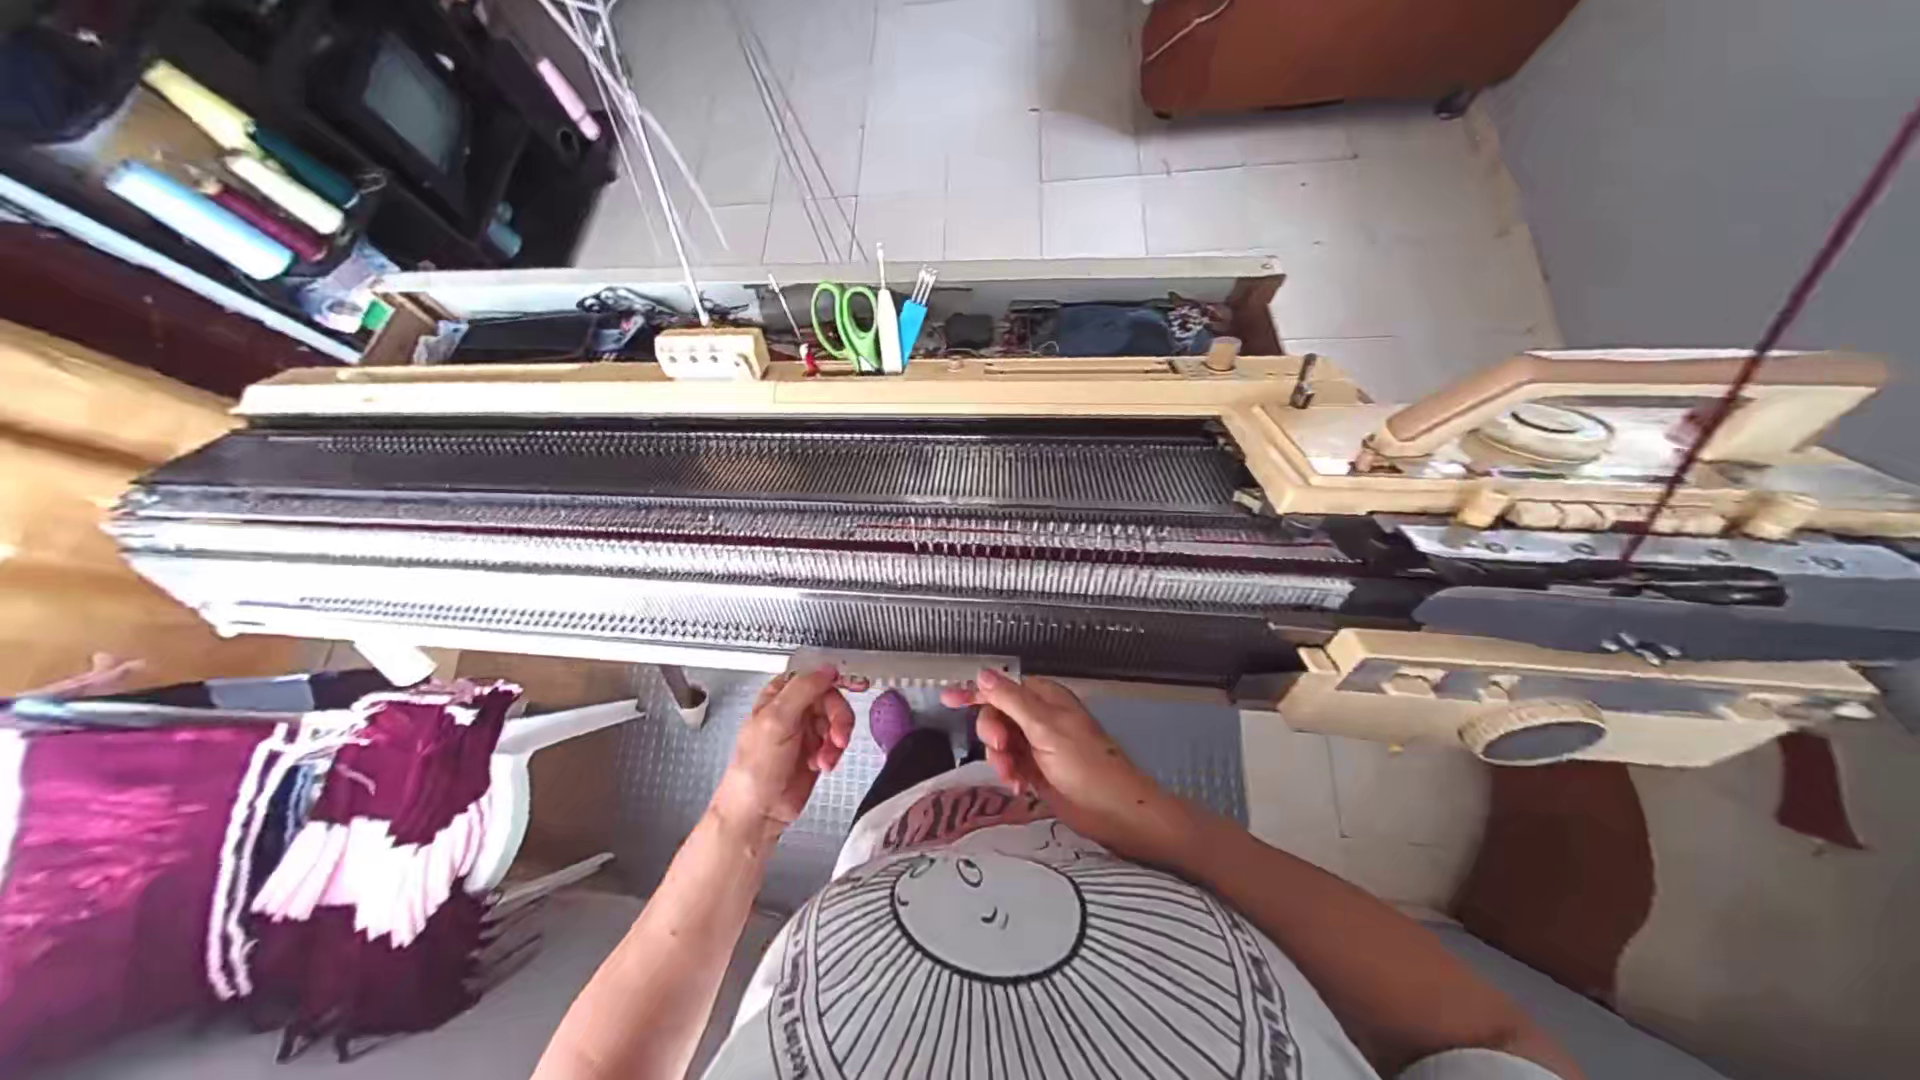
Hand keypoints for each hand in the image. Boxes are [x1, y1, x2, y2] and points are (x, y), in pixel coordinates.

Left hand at [709, 668, 853, 844]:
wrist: (758, 813)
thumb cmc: (753, 770)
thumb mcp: (776, 721)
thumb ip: (803, 690)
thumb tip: (826, 670)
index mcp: (779, 696)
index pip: (814, 677)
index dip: (835, 679)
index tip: (856, 685)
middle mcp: (793, 711)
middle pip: (831, 699)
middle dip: (839, 718)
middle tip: (837, 735)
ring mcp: (805, 731)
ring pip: (837, 721)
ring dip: (836, 740)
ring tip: (826, 756)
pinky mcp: (815, 751)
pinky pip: (837, 742)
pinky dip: (833, 753)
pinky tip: (821, 764)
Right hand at [941, 669, 1195, 863]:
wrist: (1113, 812)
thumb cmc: (1087, 766)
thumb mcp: (1044, 728)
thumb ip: (1011, 700)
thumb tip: (983, 675)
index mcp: (1045, 698)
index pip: (1002, 688)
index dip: (975, 692)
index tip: (948, 698)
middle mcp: (1040, 717)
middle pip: (996, 715)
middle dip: (992, 733)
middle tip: (1001, 747)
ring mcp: (1038, 744)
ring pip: (1000, 742)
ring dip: (999, 757)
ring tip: (1013, 774)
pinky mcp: (1037, 769)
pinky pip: (1008, 763)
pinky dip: (1007, 772)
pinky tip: (1018, 784)